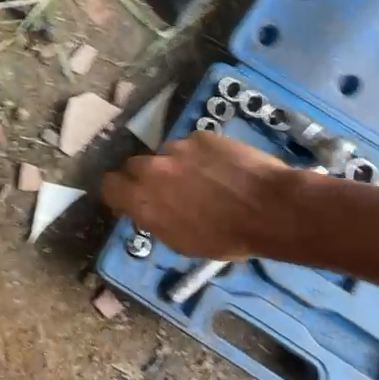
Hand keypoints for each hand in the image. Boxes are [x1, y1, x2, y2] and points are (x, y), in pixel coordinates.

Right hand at [101, 132, 295, 259]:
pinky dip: (201, 155)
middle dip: (146, 176)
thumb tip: (147, 211)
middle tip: (168, 190)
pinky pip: (192, 144)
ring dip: (174, 165)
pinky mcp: (202, 136)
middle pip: (134, 165)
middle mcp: (152, 170)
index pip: (108, 185)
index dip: (118, 191)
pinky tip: (222, 168)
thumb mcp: (182, 243)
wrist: (270, 209)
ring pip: (165, 154)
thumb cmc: (227, 238)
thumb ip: (155, 221)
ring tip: (202, 179)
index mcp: (143, 201)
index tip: (129, 198)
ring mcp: (177, 149)